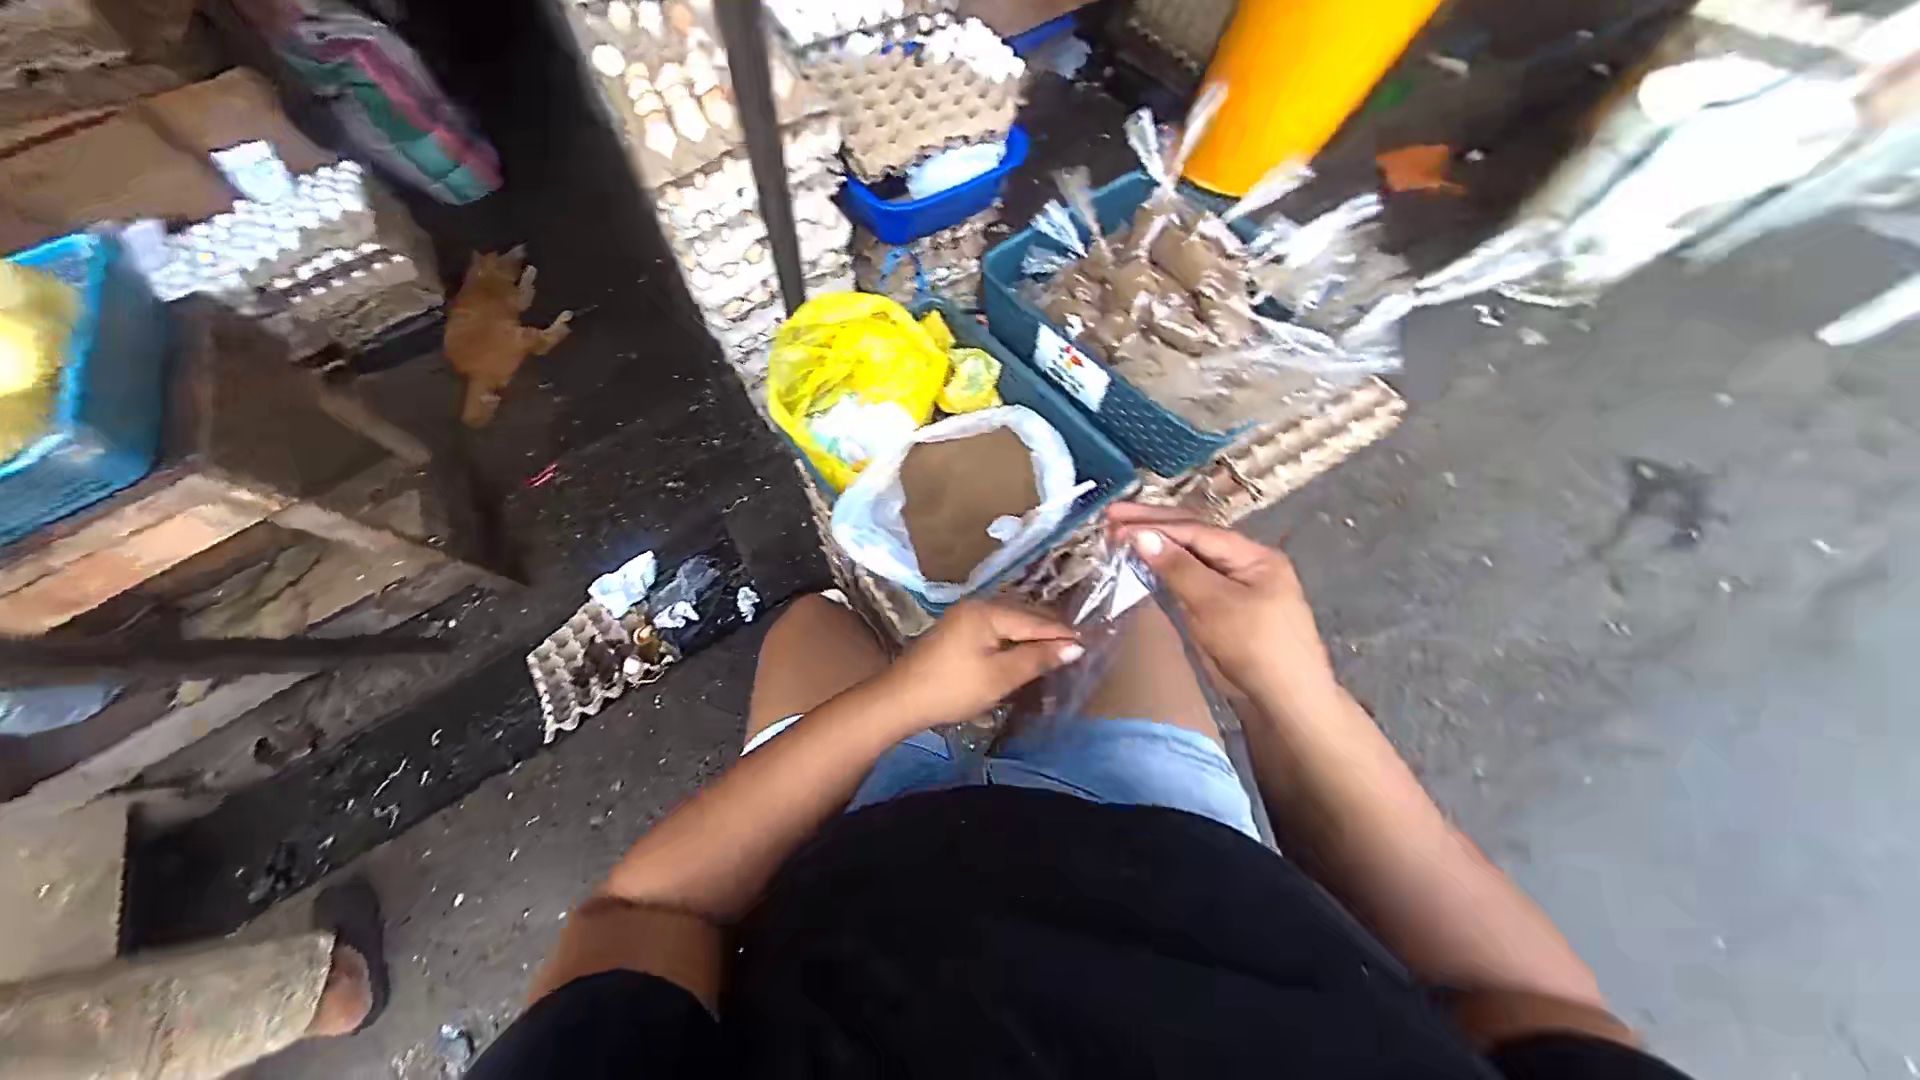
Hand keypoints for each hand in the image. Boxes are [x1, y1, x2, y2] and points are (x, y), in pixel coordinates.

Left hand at [878, 599, 1082, 728]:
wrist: (899, 699)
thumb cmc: (952, 688)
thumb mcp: (1000, 677)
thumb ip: (1037, 659)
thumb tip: (1074, 646)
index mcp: (987, 611)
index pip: (1036, 620)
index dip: (1063, 633)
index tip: (1090, 642)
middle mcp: (976, 605)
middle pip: (1023, 615)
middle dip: (1050, 630)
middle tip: (1078, 647)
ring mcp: (964, 617)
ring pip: (1009, 621)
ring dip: (1032, 635)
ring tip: (1057, 650)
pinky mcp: (957, 631)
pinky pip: (996, 628)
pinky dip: (1014, 639)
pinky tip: (1024, 651)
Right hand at [1106, 503, 1336, 714]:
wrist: (1285, 701)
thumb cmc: (1254, 647)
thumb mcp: (1213, 604)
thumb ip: (1178, 567)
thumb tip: (1142, 536)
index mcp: (1254, 556)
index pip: (1197, 530)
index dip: (1154, 525)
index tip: (1115, 523)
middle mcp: (1247, 564)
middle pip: (1195, 537)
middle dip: (1153, 525)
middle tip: (1111, 517)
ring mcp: (1236, 587)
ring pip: (1192, 558)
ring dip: (1158, 546)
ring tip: (1121, 534)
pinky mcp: (1225, 609)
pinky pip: (1192, 579)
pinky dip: (1166, 569)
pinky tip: (1146, 563)